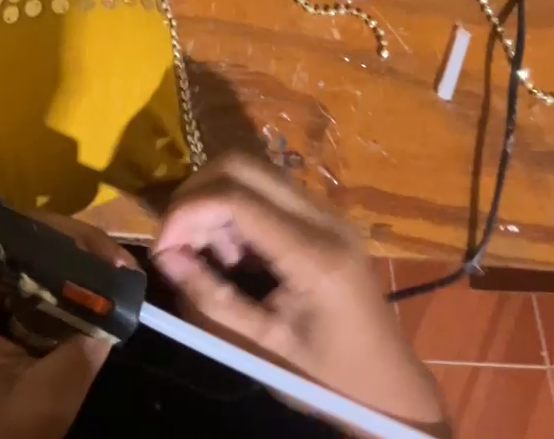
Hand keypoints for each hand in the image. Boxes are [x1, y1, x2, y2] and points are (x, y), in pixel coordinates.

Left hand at [0, 214, 133, 438]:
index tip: (112, 260)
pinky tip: (94, 288)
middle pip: (25, 235)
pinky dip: (63, 276)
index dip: (69, 240)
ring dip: (75, 259)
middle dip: (78, 248)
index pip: (18, 236)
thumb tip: (121, 302)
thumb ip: (82, 349)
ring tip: (117, 273)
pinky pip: (28, 268)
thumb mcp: (44, 400)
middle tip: (123, 267)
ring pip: (31, 248)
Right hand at [154, 154, 447, 429]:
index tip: (163, 247)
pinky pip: (266, 187)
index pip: (235, 197)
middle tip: (178, 239)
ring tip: (209, 251)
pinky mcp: (322, 216)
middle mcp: (323, 218)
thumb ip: (211, 298)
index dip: (187, 212)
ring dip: (215, 198)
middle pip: (242, 165)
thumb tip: (164, 257)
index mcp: (314, 255)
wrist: (389, 390)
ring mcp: (326, 212)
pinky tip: (233, 250)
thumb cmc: (329, 380)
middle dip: (196, 193)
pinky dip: (235, 206)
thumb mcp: (264, 346)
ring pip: (252, 169)